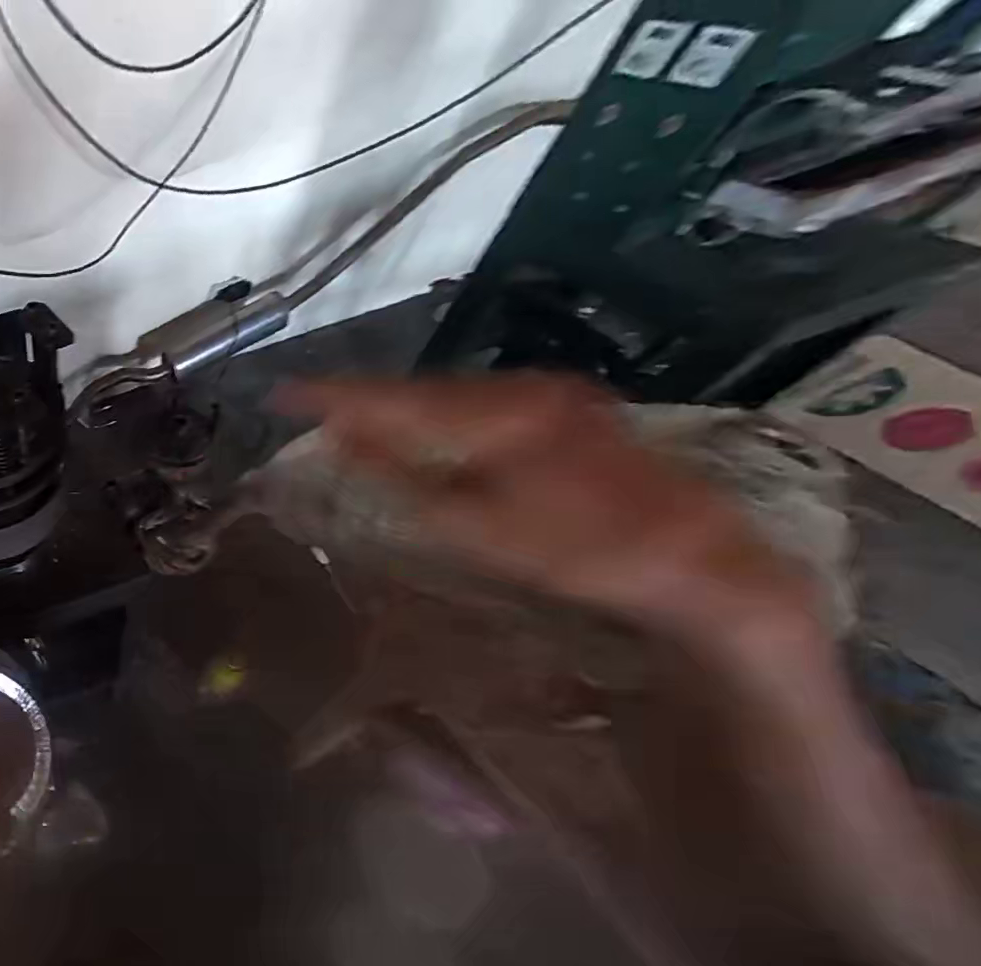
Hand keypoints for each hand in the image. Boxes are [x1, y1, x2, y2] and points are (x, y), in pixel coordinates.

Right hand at [271, 373, 816, 641]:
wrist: (699, 561)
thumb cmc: (575, 552)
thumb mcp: (470, 525)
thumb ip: (400, 477)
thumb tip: (339, 439)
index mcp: (492, 414)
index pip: (389, 397)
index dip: (331, 395)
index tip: (282, 392)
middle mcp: (519, 389)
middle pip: (417, 388)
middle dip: (361, 397)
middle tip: (310, 407)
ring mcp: (548, 394)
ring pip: (449, 392)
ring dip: (398, 405)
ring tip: (351, 415)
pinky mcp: (565, 408)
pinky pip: (478, 401)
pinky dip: (437, 413)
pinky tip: (421, 427)